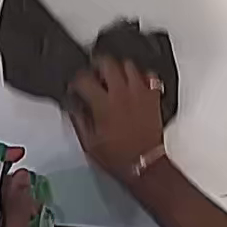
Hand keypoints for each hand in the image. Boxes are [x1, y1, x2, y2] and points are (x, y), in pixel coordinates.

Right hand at [69, 57, 166, 184]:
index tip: (75, 87)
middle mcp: (122, 93)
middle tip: (94, 74)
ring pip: (129, 64)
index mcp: (103, 104)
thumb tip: (73, 105)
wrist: (144, 163)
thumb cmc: (117, 156)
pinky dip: (141, 76)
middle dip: (97, 65)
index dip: (76, 81)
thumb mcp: (89, 142)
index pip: (84, 79)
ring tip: (113, 78)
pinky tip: (134, 84)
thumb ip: (79, 119)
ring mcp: (140, 92)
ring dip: (118, 68)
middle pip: (108, 62)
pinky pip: (149, 75)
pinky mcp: (153, 95)